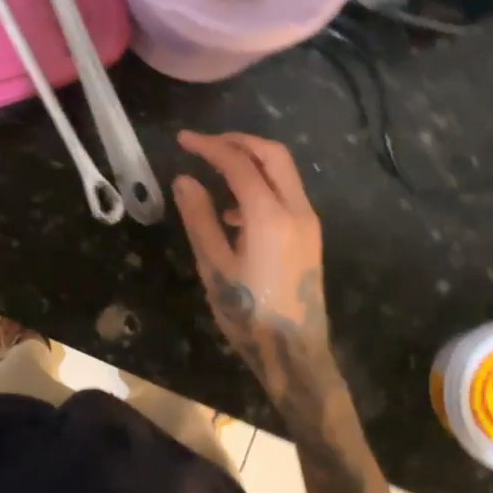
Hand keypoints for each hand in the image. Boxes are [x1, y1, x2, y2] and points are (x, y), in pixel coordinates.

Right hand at [173, 131, 336, 396]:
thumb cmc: (248, 314)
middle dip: (239, 142)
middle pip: (273, 155)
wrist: (294, 352)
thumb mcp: (214, 267)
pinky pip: (287, 195)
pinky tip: (234, 212)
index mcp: (269, 216)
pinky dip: (262, 186)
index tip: (183, 139)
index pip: (239, 164)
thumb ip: (199, 218)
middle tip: (206, 144)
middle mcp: (296, 210)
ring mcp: (308, 223)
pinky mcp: (309, 236)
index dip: (210, 147)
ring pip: (283, 173)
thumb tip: (185, 180)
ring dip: (252, 162)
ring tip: (215, 174)